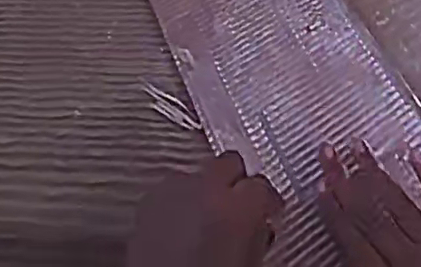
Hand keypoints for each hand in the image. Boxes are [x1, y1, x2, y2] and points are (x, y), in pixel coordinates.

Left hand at [125, 152, 282, 266]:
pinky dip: (181, 200)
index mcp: (237, 208)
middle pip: (229, 163)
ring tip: (207, 219)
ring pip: (199, 173)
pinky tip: (182, 225)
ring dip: (206, 190)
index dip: (268, 199)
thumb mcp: (246, 265)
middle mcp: (206, 188)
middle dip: (237, 179)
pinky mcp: (151, 198)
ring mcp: (175, 188)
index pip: (263, 186)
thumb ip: (256, 238)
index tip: (270, 209)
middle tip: (241, 204)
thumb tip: (259, 229)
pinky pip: (174, 187)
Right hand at [317, 143, 420, 266]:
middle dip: (346, 181)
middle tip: (328, 151)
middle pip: (372, 216)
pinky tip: (416, 158)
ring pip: (403, 205)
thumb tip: (348, 259)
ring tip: (360, 147)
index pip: (355, 242)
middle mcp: (418, 263)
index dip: (335, 212)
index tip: (320, 185)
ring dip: (378, 174)